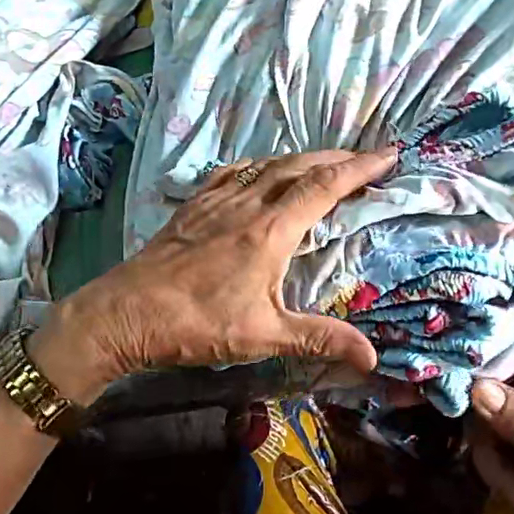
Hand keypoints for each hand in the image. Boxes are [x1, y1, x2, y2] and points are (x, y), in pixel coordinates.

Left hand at [29, 149, 398, 404]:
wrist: (125, 314)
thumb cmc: (195, 324)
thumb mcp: (263, 336)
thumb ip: (318, 338)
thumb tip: (371, 358)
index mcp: (269, 231)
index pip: (324, 186)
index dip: (359, 168)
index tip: (388, 155)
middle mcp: (244, 205)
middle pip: (296, 167)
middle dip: (335, 157)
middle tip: (361, 158)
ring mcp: (213, 204)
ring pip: (263, 166)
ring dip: (297, 160)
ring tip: (318, 163)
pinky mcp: (190, 210)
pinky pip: (229, 174)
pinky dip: (254, 167)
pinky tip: (254, 173)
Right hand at [467, 359, 513, 513]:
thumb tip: (477, 386)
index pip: (505, 369)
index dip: (483, 395)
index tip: (477, 430)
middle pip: (493, 404)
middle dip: (494, 447)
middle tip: (508, 481)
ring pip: (494, 431)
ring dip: (500, 468)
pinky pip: (504, 452)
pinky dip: (507, 477)